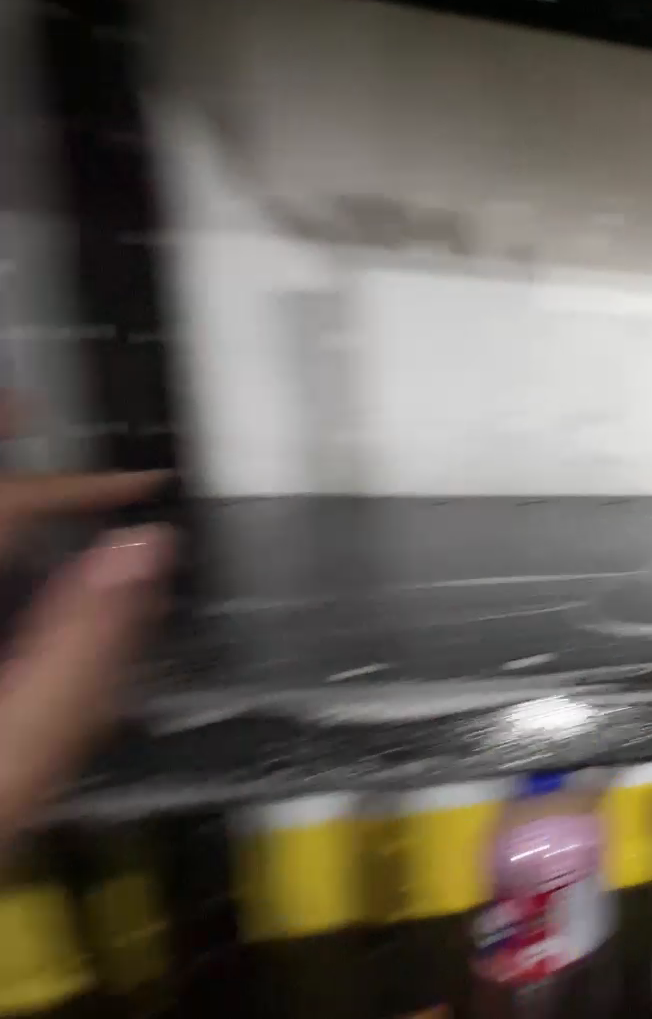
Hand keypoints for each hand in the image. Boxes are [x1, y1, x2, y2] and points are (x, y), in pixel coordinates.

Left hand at [0, 469, 171, 846]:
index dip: (72, 489)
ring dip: (8, 498)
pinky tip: (30, 535)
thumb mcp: (39, 736)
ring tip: (27, 451)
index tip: (137, 484)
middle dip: (10, 457)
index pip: (5, 512)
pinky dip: (7, 536)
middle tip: (30, 404)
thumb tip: (147, 547)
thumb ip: (93, 638)